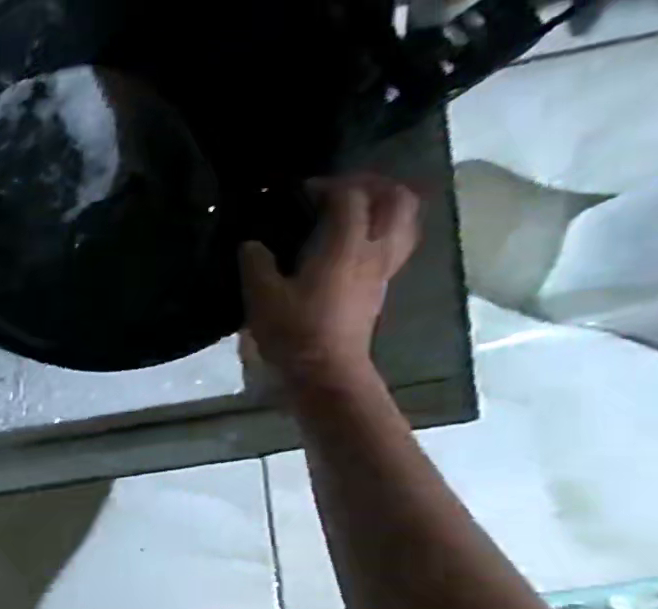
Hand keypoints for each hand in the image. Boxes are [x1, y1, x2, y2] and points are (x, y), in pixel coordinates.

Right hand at [239, 173, 420, 386]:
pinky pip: (397, 245)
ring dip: (387, 205)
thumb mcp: (262, 299)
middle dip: (371, 185)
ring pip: (405, 221)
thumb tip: (251, 244)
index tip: (300, 192)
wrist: (326, 374)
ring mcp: (383, 271)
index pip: (349, 196)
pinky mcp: (380, 290)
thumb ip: (256, 264)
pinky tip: (358, 243)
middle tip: (342, 189)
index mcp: (346, 245)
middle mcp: (374, 250)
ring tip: (359, 209)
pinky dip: (385, 231)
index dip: (326, 185)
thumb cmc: (295, 334)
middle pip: (395, 198)